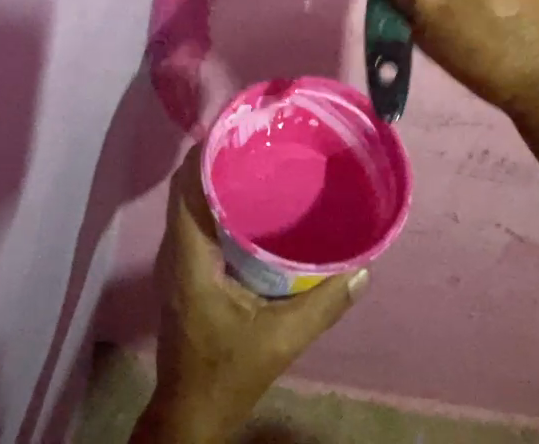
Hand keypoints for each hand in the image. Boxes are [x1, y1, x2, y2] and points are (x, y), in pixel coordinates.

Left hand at [133, 147, 365, 442]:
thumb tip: (364, 268)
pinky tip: (251, 198)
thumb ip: (324, 304)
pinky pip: (196, 219)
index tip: (243, 126)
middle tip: (262, 136)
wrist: (191, 412)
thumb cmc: (228, 372)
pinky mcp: (184, 270)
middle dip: (219, 156)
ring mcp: (176, 261)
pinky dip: (217, 200)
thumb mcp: (281, 341)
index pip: (187, 186)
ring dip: (217, 176)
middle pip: (187, 186)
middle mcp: (174, 251)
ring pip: (190, 201)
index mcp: (188, 258)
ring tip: (260, 156)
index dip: (209, 150)